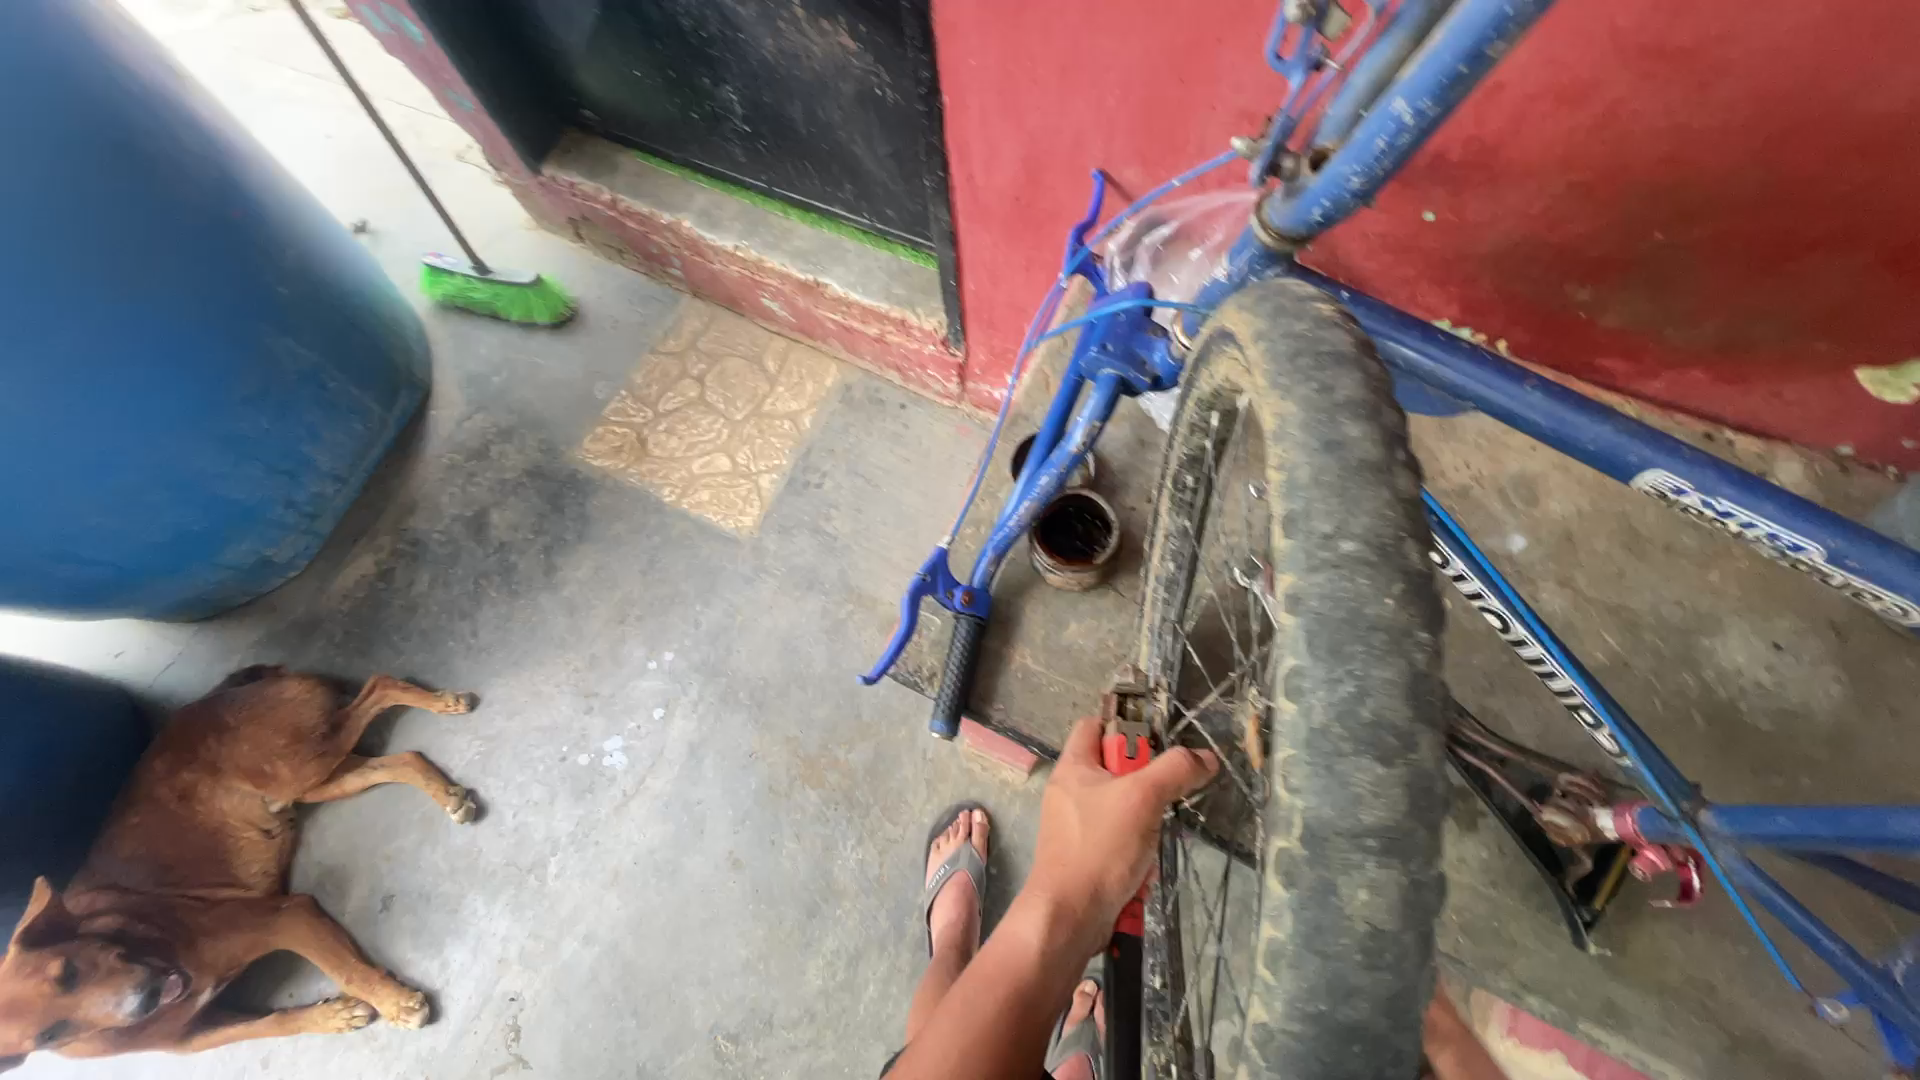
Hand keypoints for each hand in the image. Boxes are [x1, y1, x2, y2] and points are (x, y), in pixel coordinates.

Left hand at [1022, 717, 1218, 958]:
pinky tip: (1143, 869)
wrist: (1069, 917)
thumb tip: (1206, 757)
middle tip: (1163, 798)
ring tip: (1154, 840)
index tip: (1158, 744)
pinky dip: (1137, 854)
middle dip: (1147, 786)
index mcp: (1073, 766)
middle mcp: (1071, 790)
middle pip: (1117, 770)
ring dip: (1147, 826)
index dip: (1126, 726)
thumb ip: (1174, 771)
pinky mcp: (1087, 855)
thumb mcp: (1142, 799)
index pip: (1095, 725)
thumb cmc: (1099, 847)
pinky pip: (1120, 842)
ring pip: (1124, 810)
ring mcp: (1077, 826)